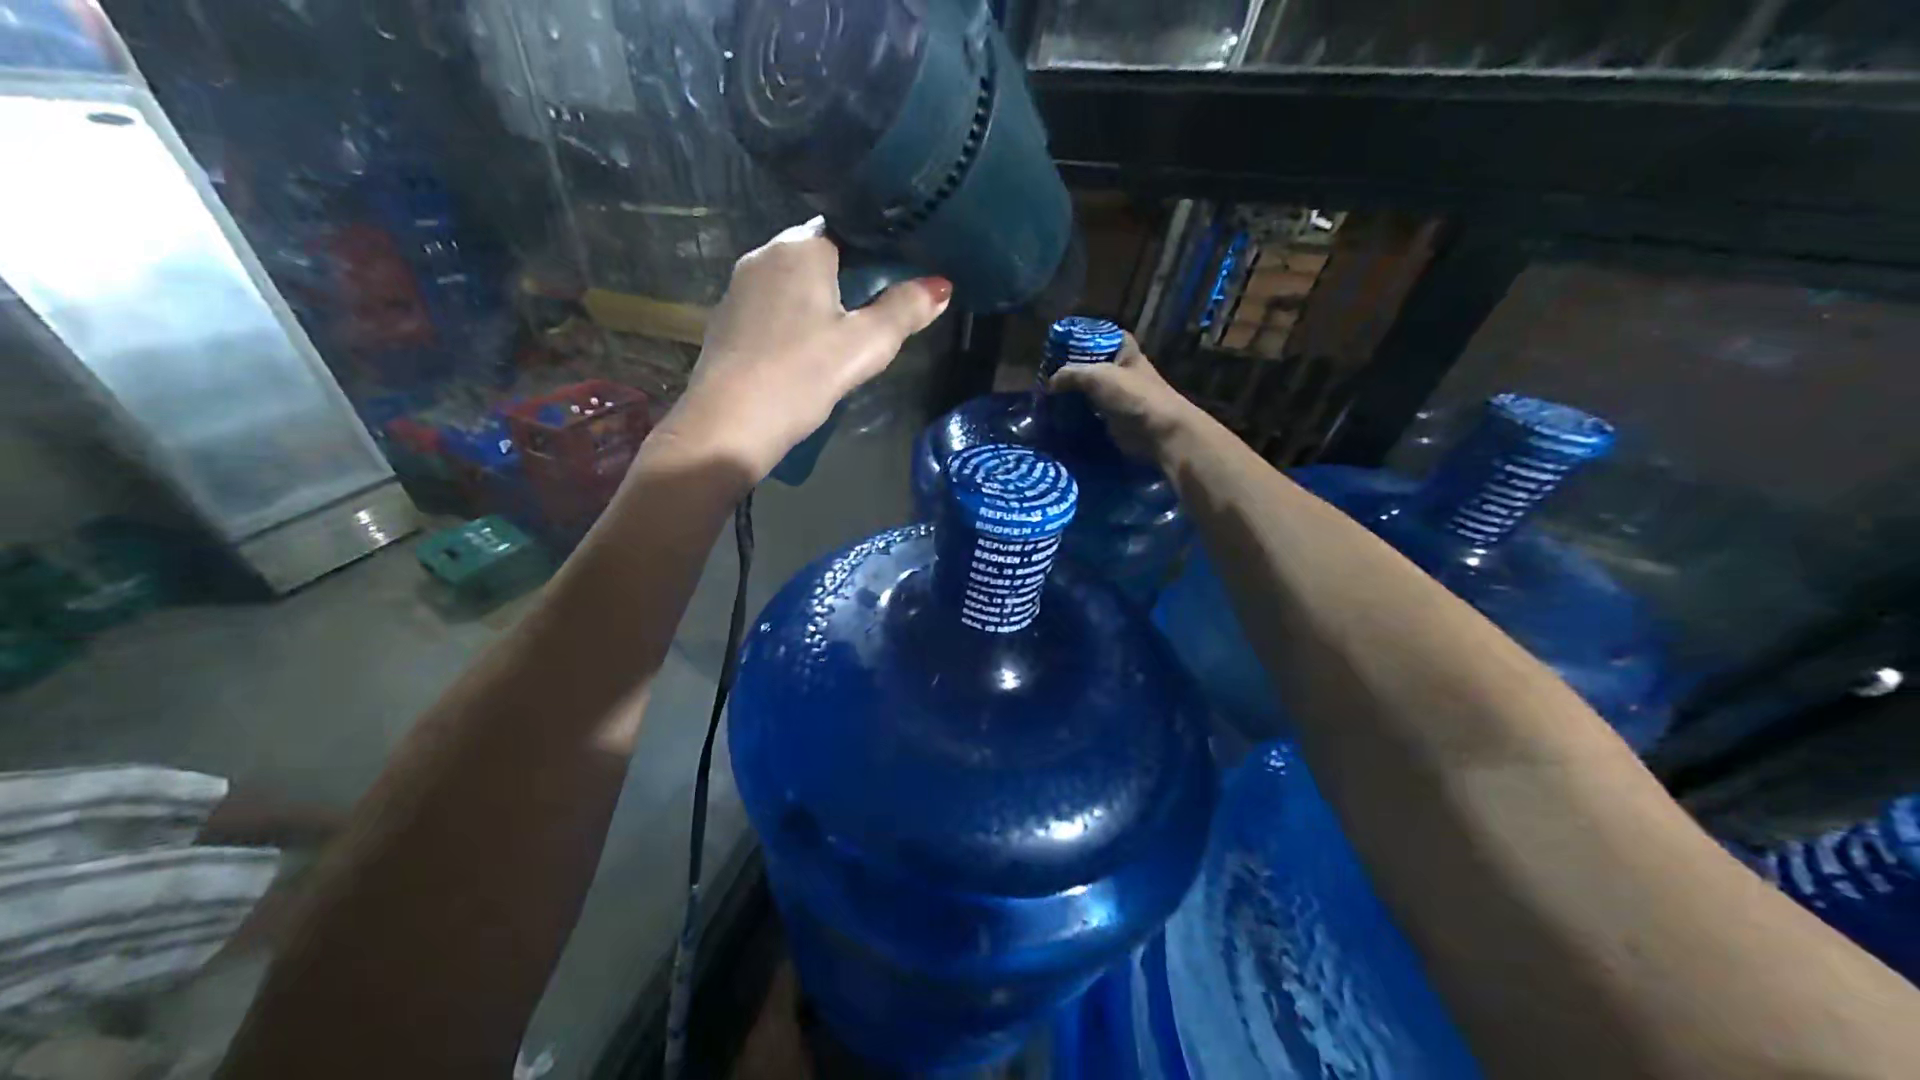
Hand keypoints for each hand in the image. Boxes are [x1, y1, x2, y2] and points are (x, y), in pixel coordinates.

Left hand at [665, 218, 951, 478]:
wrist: (729, 423)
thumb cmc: (803, 374)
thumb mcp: (866, 344)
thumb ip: (905, 309)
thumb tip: (942, 285)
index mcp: (800, 246)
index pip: (847, 229)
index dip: (876, 251)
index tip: (899, 278)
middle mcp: (764, 254)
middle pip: (819, 255)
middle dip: (850, 277)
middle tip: (878, 311)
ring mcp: (739, 287)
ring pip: (793, 281)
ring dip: (820, 300)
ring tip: (846, 334)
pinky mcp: (727, 319)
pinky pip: (773, 305)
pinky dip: (794, 318)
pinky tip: (806, 350)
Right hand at [1047, 333, 1207, 463]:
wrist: (1157, 432)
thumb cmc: (1132, 395)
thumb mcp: (1097, 375)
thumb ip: (1070, 374)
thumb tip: (1048, 385)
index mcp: (1125, 352)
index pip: (1103, 337)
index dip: (1084, 339)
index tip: (1061, 346)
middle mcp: (1122, 372)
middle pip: (1091, 367)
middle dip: (1071, 373)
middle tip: (1045, 376)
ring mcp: (1118, 397)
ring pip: (1088, 393)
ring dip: (1071, 397)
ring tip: (1045, 398)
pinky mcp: (1113, 420)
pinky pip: (1089, 415)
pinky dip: (1075, 417)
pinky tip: (1056, 417)